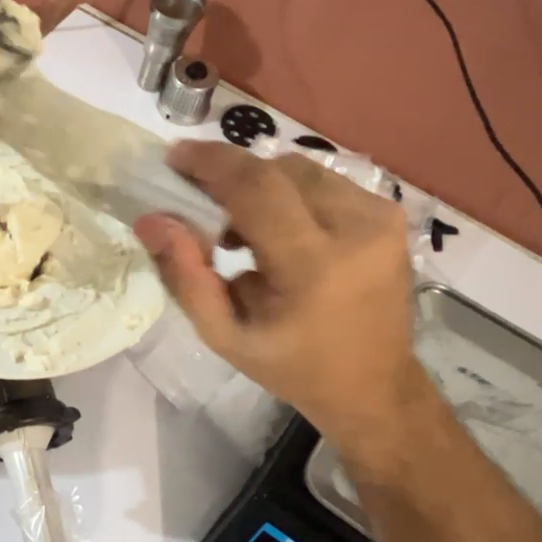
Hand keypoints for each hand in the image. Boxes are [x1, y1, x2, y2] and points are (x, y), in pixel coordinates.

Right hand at [134, 143, 434, 475]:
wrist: (374, 384)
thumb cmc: (291, 366)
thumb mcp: (224, 335)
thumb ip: (185, 275)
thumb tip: (151, 220)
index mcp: (313, 267)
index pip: (256, 188)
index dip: (212, 164)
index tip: (175, 157)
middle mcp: (356, 230)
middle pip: (278, 169)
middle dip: (232, 175)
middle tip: (200, 201)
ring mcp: (381, 218)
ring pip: (302, 170)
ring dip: (261, 187)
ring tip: (240, 232)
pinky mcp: (391, 214)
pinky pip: (325, 182)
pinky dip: (291, 195)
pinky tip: (278, 233)